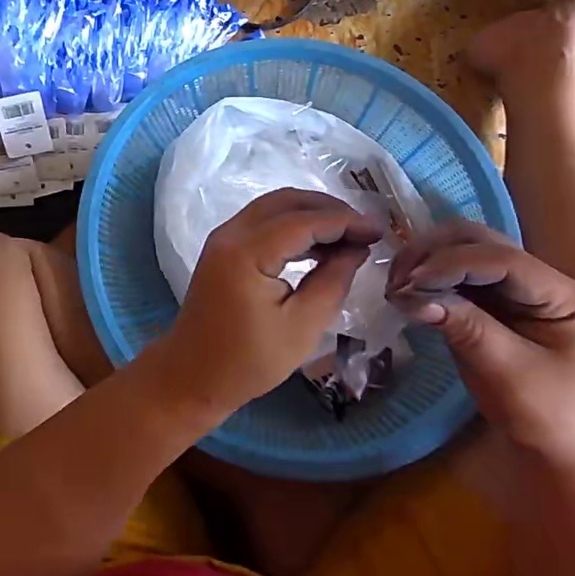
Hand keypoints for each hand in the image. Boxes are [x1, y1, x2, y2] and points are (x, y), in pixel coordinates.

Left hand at [144, 188, 383, 415]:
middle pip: (283, 202)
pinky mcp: (222, 249)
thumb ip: (332, 280)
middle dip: (328, 209)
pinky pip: (261, 223)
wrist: (194, 373)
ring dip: (310, 215)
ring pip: (271, 208)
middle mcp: (229, 234)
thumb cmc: (249, 359)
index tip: (380, 231)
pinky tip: (319, 247)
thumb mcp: (303, 325)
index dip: (344, 222)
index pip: (301, 221)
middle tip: (366, 229)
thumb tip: (356, 248)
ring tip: (350, 237)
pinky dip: (291, 226)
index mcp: (245, 252)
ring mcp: (222, 239)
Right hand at [388, 222, 574, 470]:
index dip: (450, 263)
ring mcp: (513, 290)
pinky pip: (452, 275)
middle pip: (477, 241)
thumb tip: (408, 295)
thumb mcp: (510, 374)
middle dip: (432, 254)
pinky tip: (407, 295)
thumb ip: (465, 327)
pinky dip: (426, 278)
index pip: (500, 258)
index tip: (408, 284)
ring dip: (425, 262)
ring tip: (397, 288)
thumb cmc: (553, 419)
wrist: (568, 459)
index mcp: (561, 295)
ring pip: (460, 251)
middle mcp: (538, 282)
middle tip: (397, 281)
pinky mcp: (489, 303)